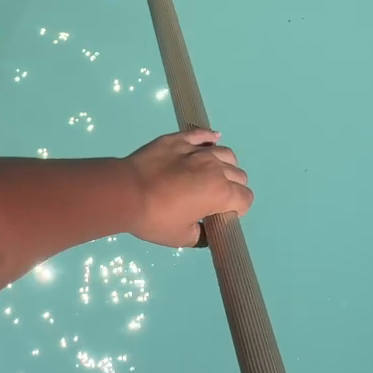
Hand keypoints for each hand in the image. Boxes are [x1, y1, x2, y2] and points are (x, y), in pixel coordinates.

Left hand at [122, 128, 252, 247]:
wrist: (127, 192)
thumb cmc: (155, 218)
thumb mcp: (182, 237)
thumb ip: (201, 234)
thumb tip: (206, 231)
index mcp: (220, 193)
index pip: (245, 198)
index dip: (239, 209)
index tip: (224, 214)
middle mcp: (215, 168)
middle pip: (239, 175)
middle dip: (234, 188)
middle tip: (216, 198)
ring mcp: (197, 151)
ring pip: (225, 153)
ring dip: (225, 165)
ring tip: (213, 173)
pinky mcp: (179, 139)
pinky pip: (202, 134)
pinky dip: (210, 137)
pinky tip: (212, 139)